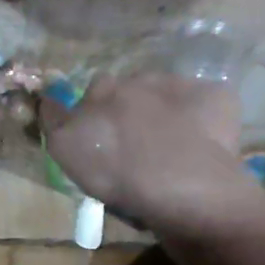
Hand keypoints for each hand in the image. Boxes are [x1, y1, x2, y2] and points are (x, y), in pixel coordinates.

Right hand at [40, 72, 264, 231]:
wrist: (185, 186)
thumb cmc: (117, 173)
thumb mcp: (66, 151)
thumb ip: (53, 119)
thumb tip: (48, 97)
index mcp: (102, 90)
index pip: (91, 91)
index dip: (95, 114)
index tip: (101, 140)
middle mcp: (138, 78)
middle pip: (130, 90)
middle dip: (131, 110)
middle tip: (136, 146)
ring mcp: (180, 84)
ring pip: (167, 93)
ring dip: (165, 111)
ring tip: (172, 147)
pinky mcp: (217, 97)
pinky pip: (206, 101)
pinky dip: (203, 115)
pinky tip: (203, 142)